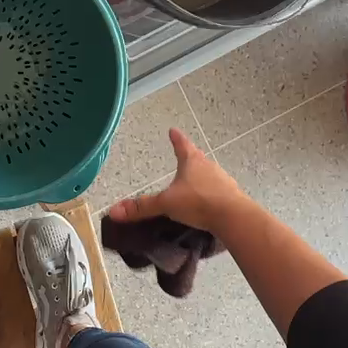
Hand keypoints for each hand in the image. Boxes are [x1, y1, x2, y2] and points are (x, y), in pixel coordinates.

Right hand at [107, 128, 255, 239]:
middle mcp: (208, 167)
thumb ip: (142, 207)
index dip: (176, 138)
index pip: (181, 145)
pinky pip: (217, 193)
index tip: (173, 130)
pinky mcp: (231, 197)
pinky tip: (206, 207)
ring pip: (209, 176)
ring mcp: (223, 181)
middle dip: (189, 160)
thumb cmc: (199, 202)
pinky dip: (210, 196)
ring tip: (192, 188)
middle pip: (197, 159)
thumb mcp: (166, 204)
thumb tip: (114, 211)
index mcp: (192, 162)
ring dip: (200, 179)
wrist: (233, 217)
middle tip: (183, 160)